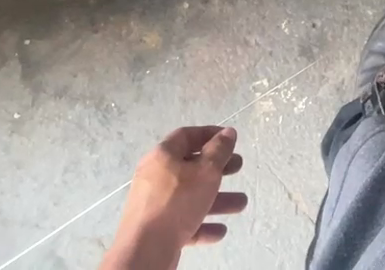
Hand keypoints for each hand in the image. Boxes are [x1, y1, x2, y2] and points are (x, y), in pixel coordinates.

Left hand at [102, 127, 246, 269]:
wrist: (145, 251)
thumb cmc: (178, 202)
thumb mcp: (206, 171)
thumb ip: (220, 150)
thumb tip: (228, 132)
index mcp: (163, 156)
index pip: (187, 135)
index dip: (210, 134)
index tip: (230, 139)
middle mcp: (155, 177)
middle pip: (191, 166)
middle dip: (218, 169)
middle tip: (238, 168)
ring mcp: (154, 205)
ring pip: (190, 196)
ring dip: (217, 199)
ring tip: (240, 204)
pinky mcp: (155, 229)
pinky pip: (182, 221)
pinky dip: (201, 223)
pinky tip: (219, 231)